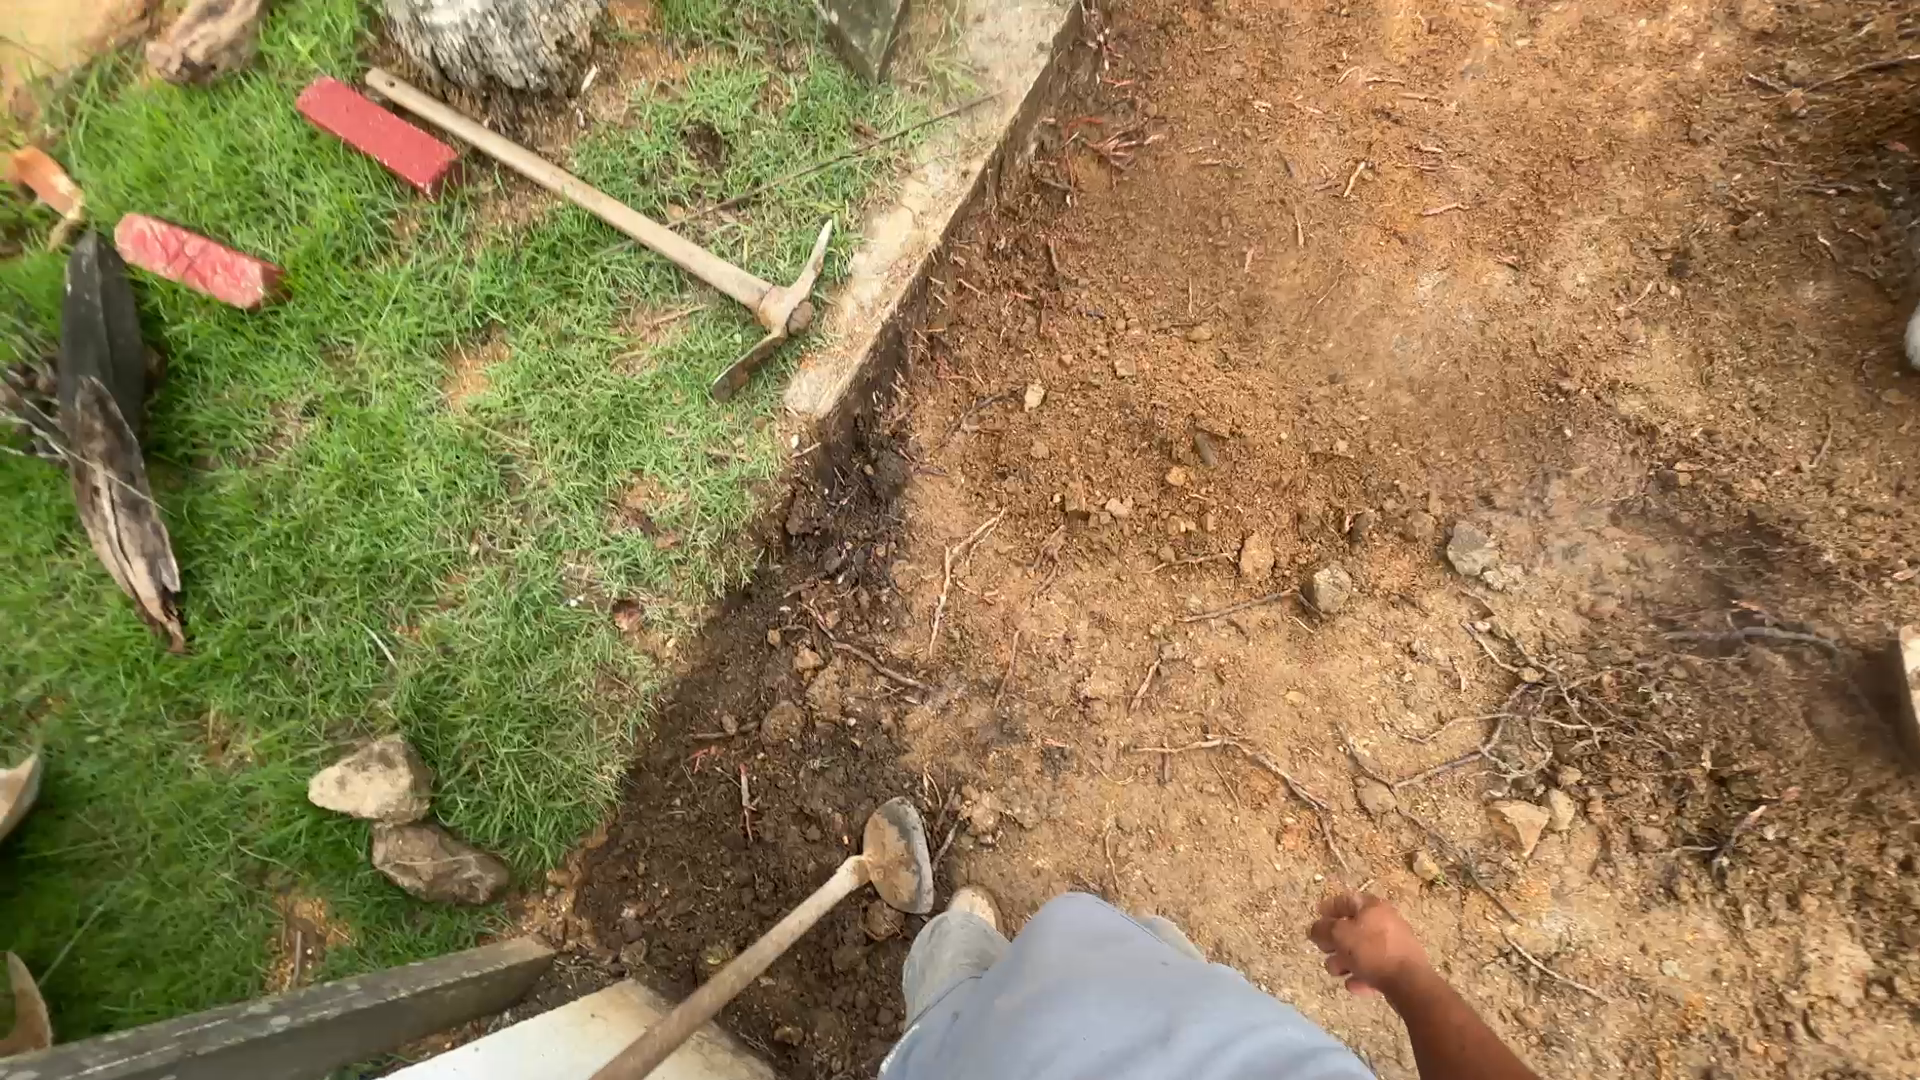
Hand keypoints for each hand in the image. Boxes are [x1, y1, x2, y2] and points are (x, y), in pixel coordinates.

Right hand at [1308, 893, 1430, 997]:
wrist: (1410, 985)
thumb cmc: (1371, 951)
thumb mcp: (1338, 934)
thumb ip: (1321, 929)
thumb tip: (1315, 929)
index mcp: (1373, 907)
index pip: (1346, 901)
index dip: (1329, 908)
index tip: (1317, 917)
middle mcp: (1386, 922)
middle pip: (1354, 928)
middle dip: (1335, 942)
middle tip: (1324, 950)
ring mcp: (1397, 946)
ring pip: (1364, 951)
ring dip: (1346, 961)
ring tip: (1336, 972)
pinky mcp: (1403, 969)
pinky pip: (1377, 968)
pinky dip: (1363, 975)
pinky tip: (1353, 986)